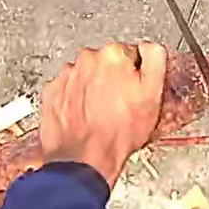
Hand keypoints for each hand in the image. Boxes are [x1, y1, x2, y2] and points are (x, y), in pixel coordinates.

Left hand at [39, 41, 165, 186]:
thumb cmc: (118, 133)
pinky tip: (84, 117)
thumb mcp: (153, 95)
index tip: (134, 91)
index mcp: (114, 55)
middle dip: (113, 80)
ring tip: (100, 115)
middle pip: (107, 64)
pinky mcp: (52, 92)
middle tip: (119, 105)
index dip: (135, 75)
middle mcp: (88, 59)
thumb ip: (155, 60)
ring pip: (87, 76)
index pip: (131, 55)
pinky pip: (68, 90)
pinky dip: (75, 100)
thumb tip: (150, 47)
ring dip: (93, 89)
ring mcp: (67, 75)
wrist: (83, 160)